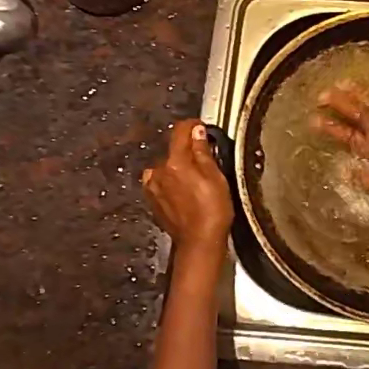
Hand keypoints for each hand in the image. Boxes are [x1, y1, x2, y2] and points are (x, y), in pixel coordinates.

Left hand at [142, 120, 232, 248]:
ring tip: (194, 179)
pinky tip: (183, 192)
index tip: (202, 127)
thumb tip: (197, 131)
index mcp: (175, 162)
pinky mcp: (152, 201)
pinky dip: (171, 182)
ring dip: (178, 167)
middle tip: (205, 159)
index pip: (180, 132)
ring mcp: (152, 187)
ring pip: (166, 167)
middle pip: (173, 151)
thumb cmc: (213, 209)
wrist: (199, 242)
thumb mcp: (215, 177)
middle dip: (187, 150)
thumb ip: (203, 152)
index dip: (192, 125)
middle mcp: (158, 171)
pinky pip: (161, 182)